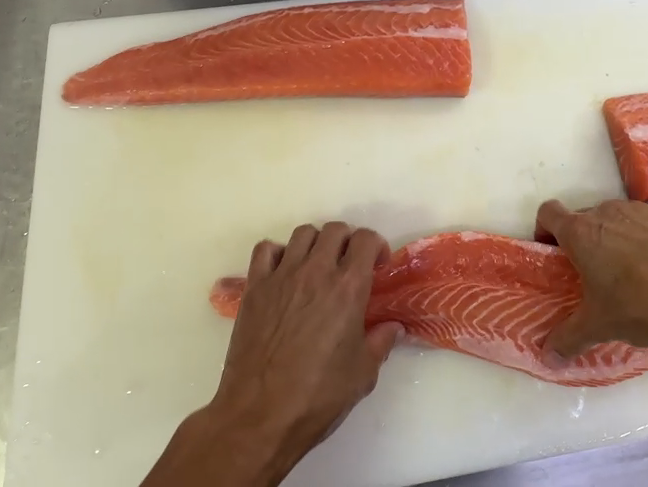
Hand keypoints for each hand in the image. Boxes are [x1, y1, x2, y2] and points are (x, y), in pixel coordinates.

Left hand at [143, 222, 399, 486]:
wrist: (260, 416)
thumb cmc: (318, 397)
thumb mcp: (363, 374)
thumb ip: (381, 342)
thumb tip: (393, 327)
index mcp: (348, 288)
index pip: (366, 240)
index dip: (377, 247)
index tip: (377, 266)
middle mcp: (316, 272)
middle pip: (335, 230)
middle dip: (348, 242)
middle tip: (349, 266)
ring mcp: (282, 276)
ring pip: (303, 233)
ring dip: (316, 244)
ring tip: (317, 267)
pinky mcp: (254, 288)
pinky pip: (266, 250)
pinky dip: (277, 253)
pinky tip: (283, 274)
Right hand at [535, 199, 647, 356]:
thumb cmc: (642, 304)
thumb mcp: (601, 326)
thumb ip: (569, 338)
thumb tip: (547, 357)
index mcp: (582, 232)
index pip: (549, 212)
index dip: (544, 230)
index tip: (551, 255)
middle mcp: (606, 212)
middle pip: (581, 218)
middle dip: (580, 243)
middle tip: (588, 278)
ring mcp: (638, 212)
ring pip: (612, 221)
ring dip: (609, 241)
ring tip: (623, 277)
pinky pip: (639, 225)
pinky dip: (637, 242)